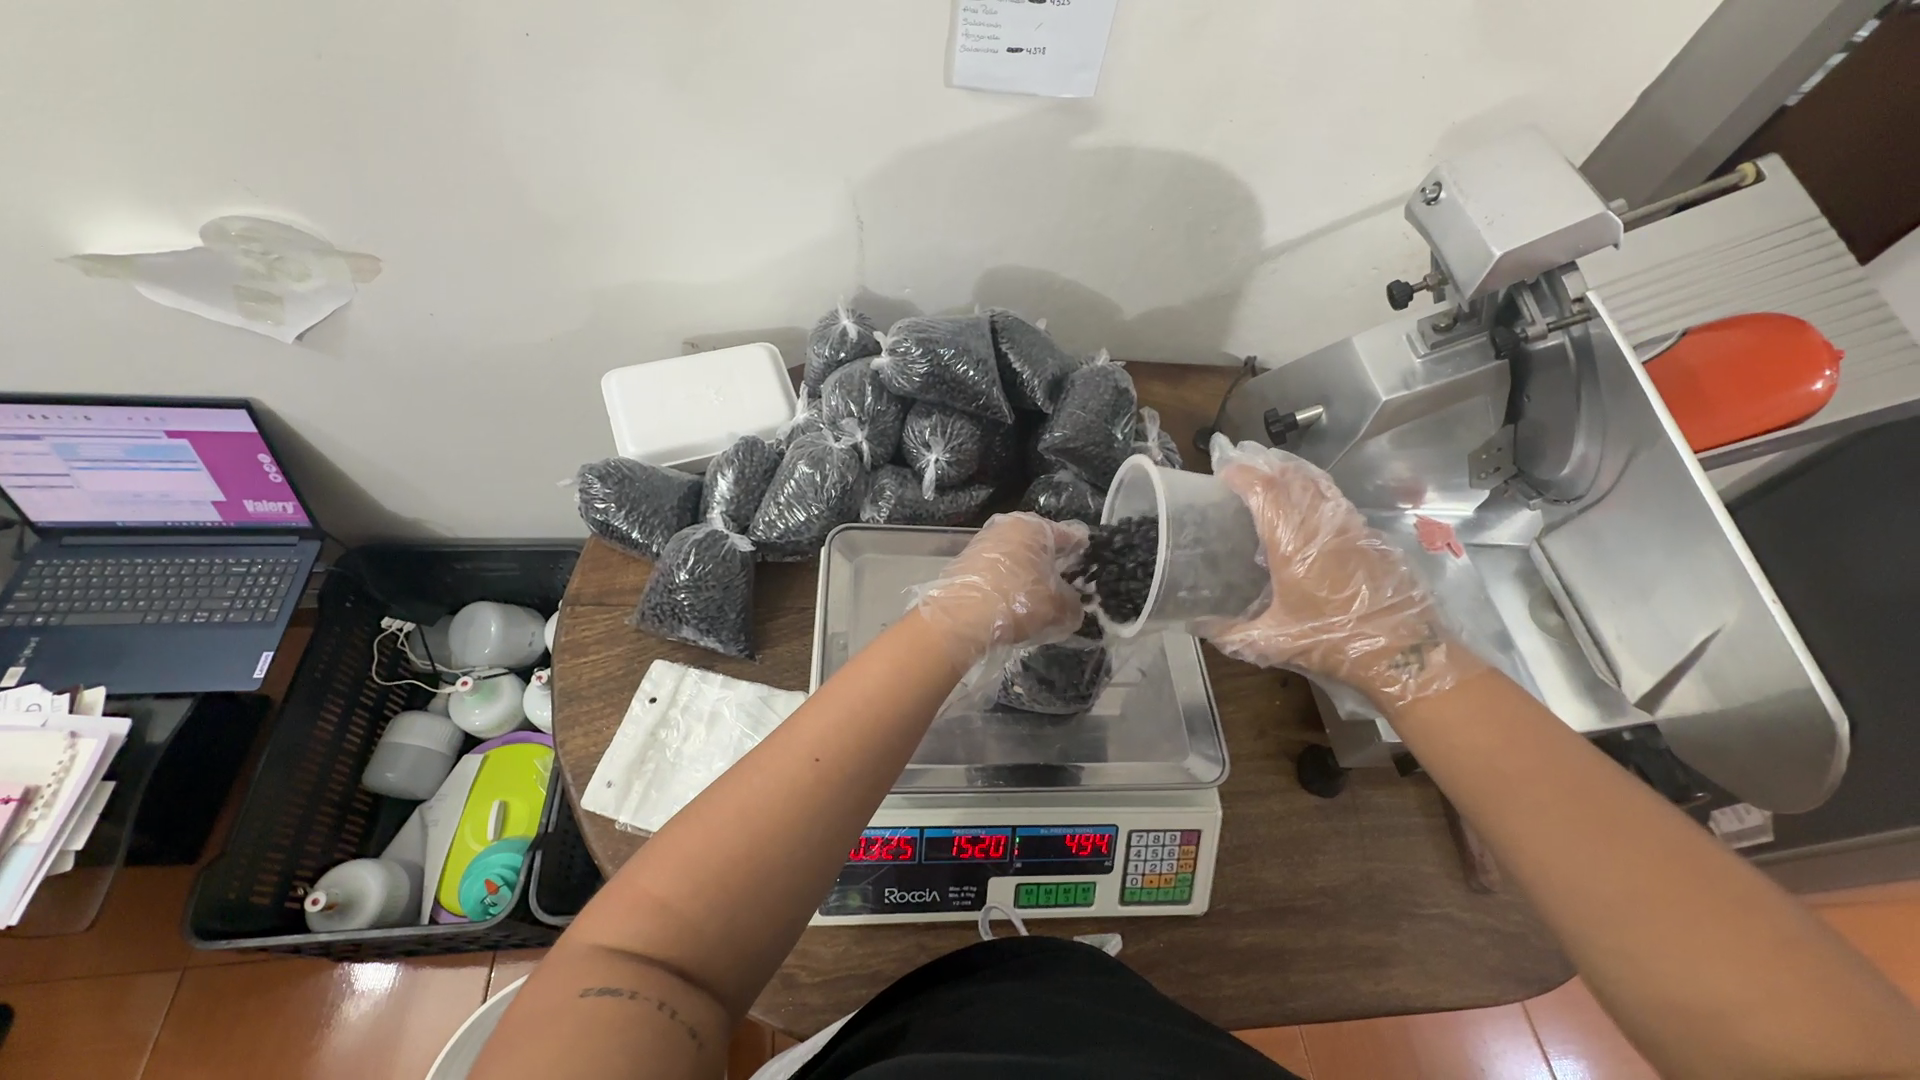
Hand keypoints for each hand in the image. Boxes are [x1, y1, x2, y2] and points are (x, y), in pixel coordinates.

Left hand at [911, 513, 1089, 664]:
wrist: (960, 618)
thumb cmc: (1018, 602)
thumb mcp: (1060, 609)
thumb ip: (1074, 604)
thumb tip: (1072, 606)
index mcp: (1035, 526)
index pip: (1071, 535)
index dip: (1085, 552)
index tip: (1091, 568)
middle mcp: (1007, 526)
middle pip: (1040, 545)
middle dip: (1054, 564)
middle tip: (1066, 587)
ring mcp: (982, 543)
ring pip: (1017, 557)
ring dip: (1028, 574)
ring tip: (1038, 600)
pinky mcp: (964, 563)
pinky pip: (997, 571)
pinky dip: (1007, 583)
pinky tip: (1011, 604)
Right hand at [1202, 439, 1481, 706]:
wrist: (1405, 654)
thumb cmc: (1334, 643)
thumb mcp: (1272, 644)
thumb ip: (1231, 633)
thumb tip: (1198, 626)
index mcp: (1294, 545)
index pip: (1265, 491)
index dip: (1243, 476)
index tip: (1225, 473)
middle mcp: (1324, 527)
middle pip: (1295, 479)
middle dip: (1267, 468)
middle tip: (1245, 470)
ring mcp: (1354, 530)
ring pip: (1321, 488)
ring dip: (1295, 478)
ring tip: (1274, 482)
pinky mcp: (1374, 541)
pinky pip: (1339, 507)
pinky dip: (1318, 498)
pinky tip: (1310, 516)